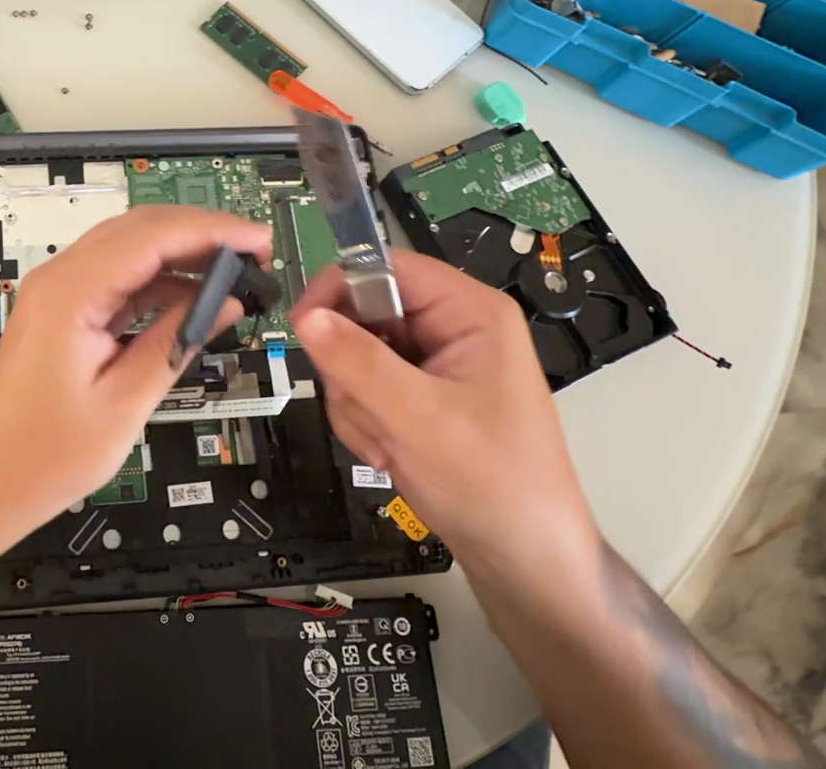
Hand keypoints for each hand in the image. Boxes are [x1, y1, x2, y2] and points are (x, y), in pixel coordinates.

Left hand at [0, 206, 272, 523]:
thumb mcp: (125, 401)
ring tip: (236, 272)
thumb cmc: (51, 454)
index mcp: (67, 295)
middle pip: (137, 230)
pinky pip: (117, 278)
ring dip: (182, 253)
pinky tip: (195, 296)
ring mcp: (57, 291)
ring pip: (129, 248)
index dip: (209, 231)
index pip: (148, 238)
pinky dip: (158, 280)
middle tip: (256, 251)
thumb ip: (176, 342)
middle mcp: (58, 279)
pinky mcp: (63, 309)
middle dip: (200, 233)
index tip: (259, 240)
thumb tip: (227, 303)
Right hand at [291, 250, 599, 573]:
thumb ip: (359, 363)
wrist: (522, 558)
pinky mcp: (416, 397)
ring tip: (388, 442)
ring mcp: (431, 366)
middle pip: (363, 314)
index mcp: (469, 313)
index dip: (339, 290)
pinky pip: (361, 388)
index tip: (303, 329)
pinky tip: (389, 452)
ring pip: (353, 356)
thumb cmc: (491, 482)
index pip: (387, 268)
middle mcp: (449, 329)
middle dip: (351, 368)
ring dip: (356, 403)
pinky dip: (362, 420)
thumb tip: (305, 318)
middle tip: (369, 410)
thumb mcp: (420, 418)